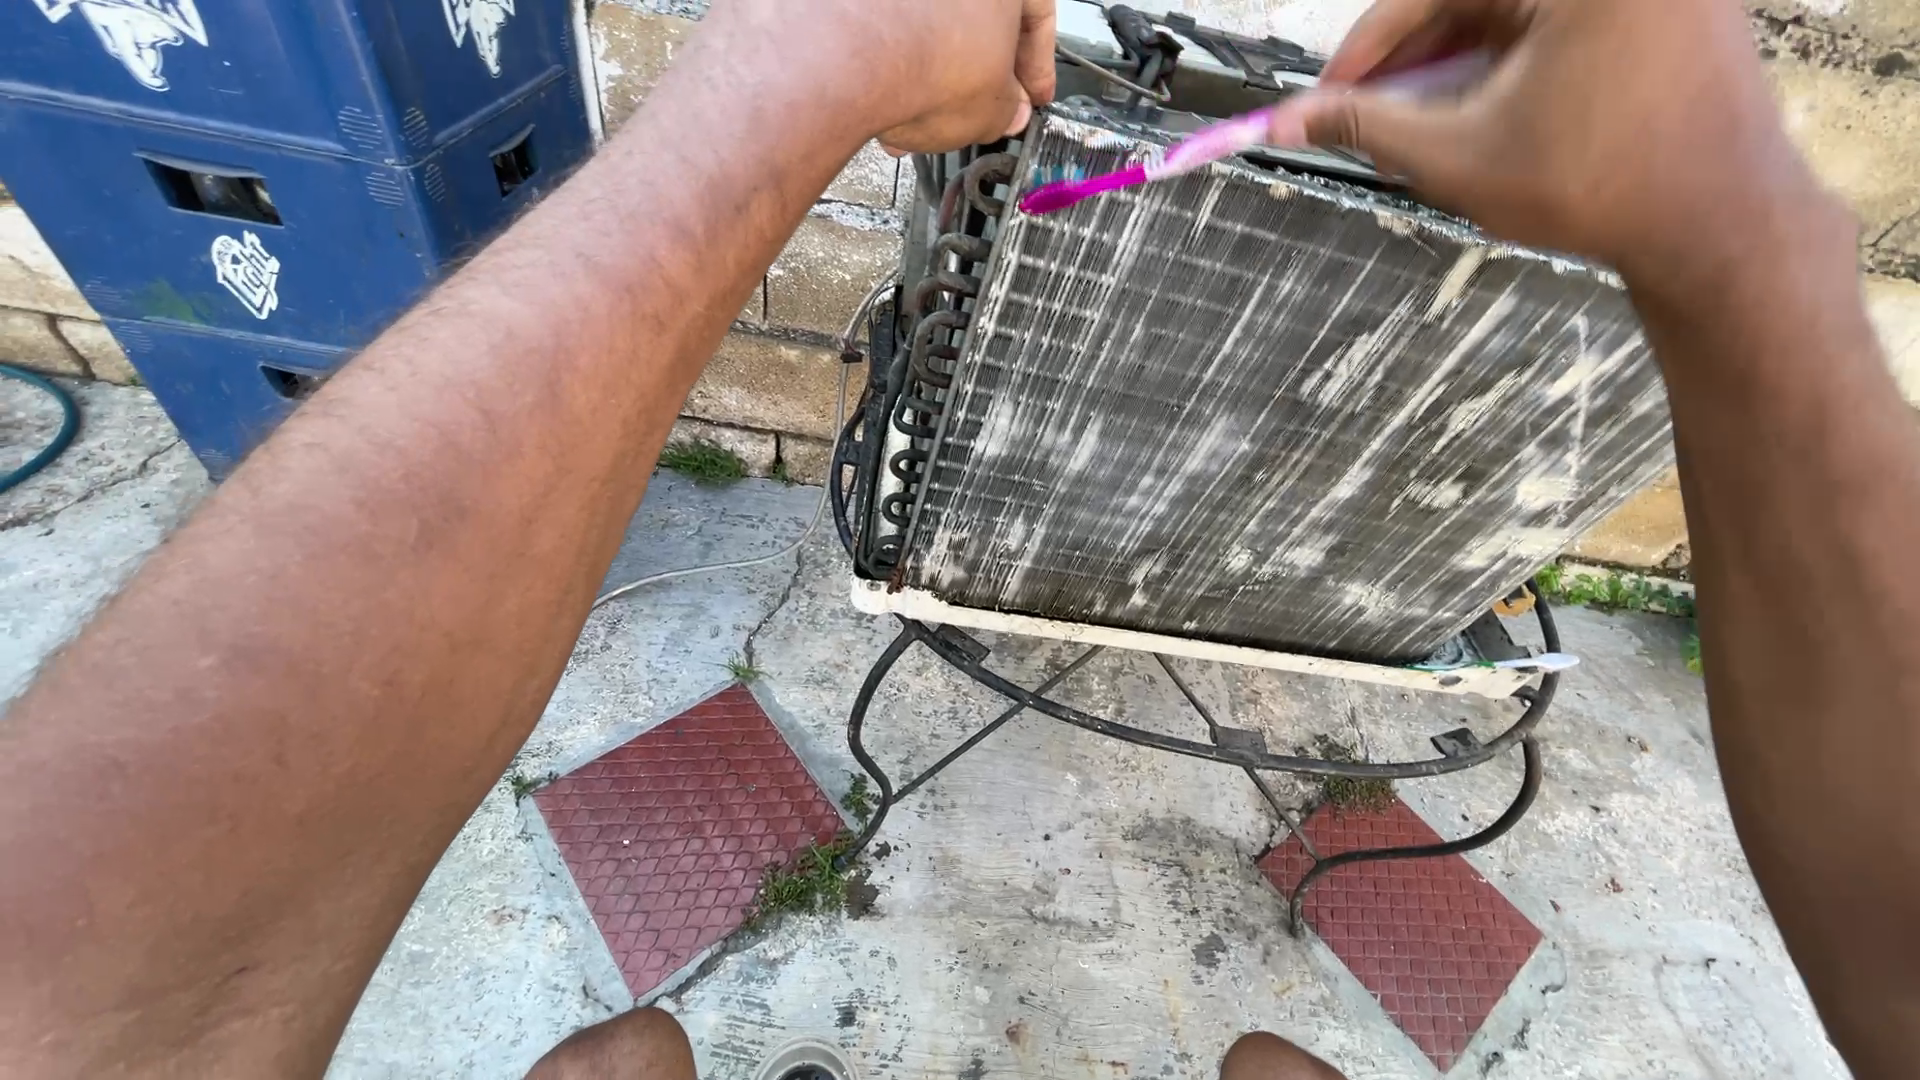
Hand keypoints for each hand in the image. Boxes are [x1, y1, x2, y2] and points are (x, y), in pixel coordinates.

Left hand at [707, 0, 1056, 154]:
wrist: (857, 53)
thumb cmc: (932, 62)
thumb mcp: (994, 109)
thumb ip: (1008, 110)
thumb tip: (1007, 112)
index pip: (1038, 13)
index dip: (1039, 66)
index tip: (1031, 96)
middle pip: (978, 18)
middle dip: (977, 73)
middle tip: (980, 112)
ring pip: (930, 25)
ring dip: (931, 76)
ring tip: (922, 123)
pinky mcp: (860, 1)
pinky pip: (889, 27)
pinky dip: (893, 64)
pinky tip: (888, 106)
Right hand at [1277, 0, 1842, 288]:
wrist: (1713, 220)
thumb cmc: (1585, 184)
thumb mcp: (1453, 154)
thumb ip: (1363, 126)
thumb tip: (1284, 120)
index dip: (1362, 49)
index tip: (1318, 99)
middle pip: (1468, 1)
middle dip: (1403, 63)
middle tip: (1359, 121)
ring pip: (1504, 14)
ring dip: (1445, 68)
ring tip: (1409, 131)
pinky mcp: (1653, 8)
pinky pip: (1547, 24)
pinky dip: (1495, 66)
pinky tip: (1467, 116)